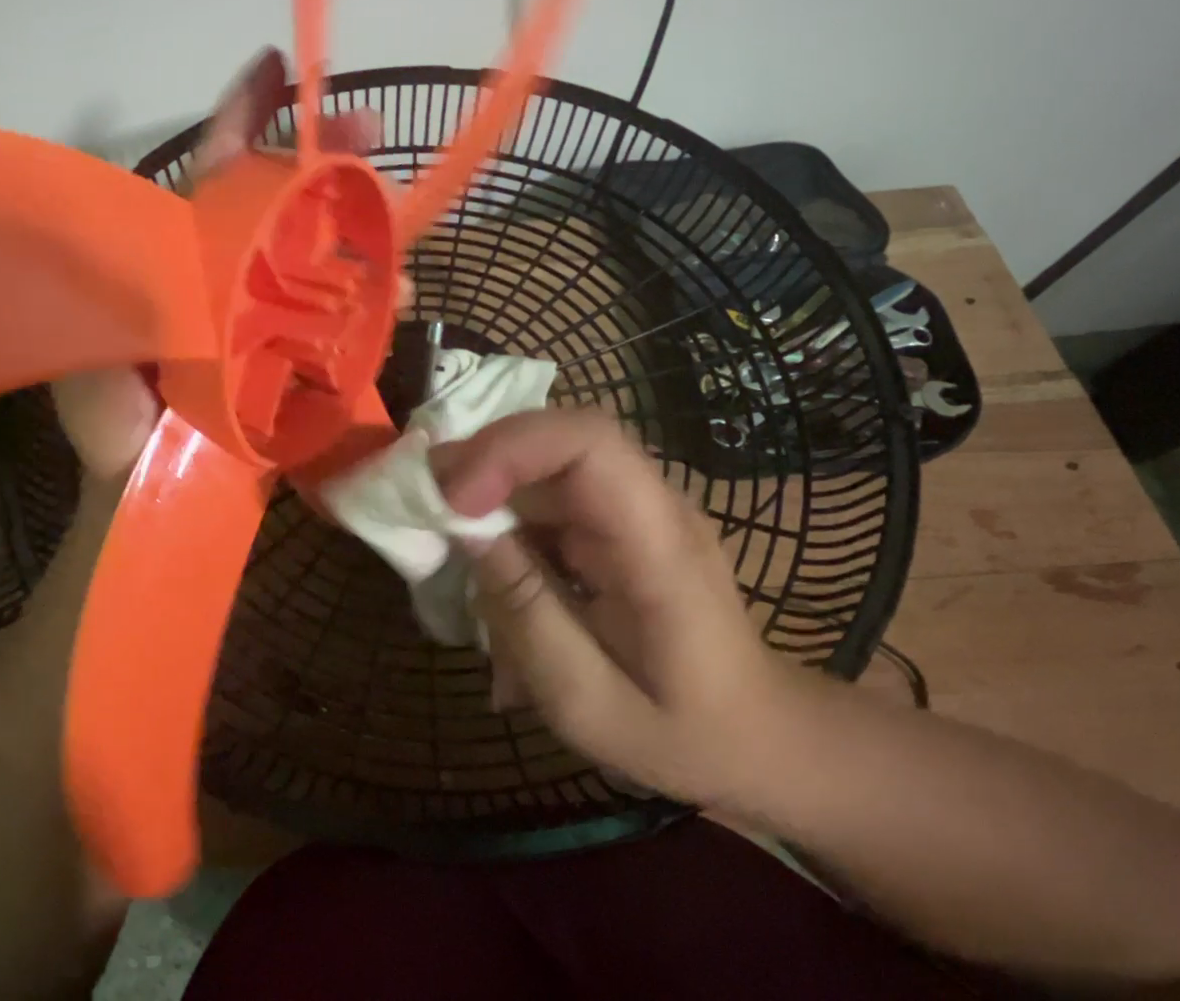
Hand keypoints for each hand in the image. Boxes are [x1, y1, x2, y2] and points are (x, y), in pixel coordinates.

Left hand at [53, 46, 388, 484]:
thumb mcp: (100, 345)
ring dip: (367, 231)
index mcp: (181, 260)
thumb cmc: (114, 425)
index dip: (243, 118)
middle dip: (326, 159)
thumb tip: (163, 223)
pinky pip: (346, 319)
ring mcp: (272, 318)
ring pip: (326, 253)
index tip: (276, 68)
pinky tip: (404, 296)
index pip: (214, 175)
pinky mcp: (302, 362)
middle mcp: (231, 276)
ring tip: (401, 230)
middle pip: (284, 200)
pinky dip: (377, 301)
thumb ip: (127, 286)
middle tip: (372, 131)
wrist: (148, 494)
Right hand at [432, 409, 795, 803]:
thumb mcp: (589, 702)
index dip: (509, 451)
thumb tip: (468, 534)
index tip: (452, 503)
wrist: (758, 738)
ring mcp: (638, 515)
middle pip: (558, 443)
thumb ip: (526, 617)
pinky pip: (550, 504)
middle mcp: (653, 509)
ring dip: (487, 499)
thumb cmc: (682, 736)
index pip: (589, 444)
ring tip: (445, 550)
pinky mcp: (620, 530)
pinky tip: (490, 579)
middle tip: (420, 509)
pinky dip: (507, 529)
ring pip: (546, 470)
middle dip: (480, 465)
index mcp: (661, 547)